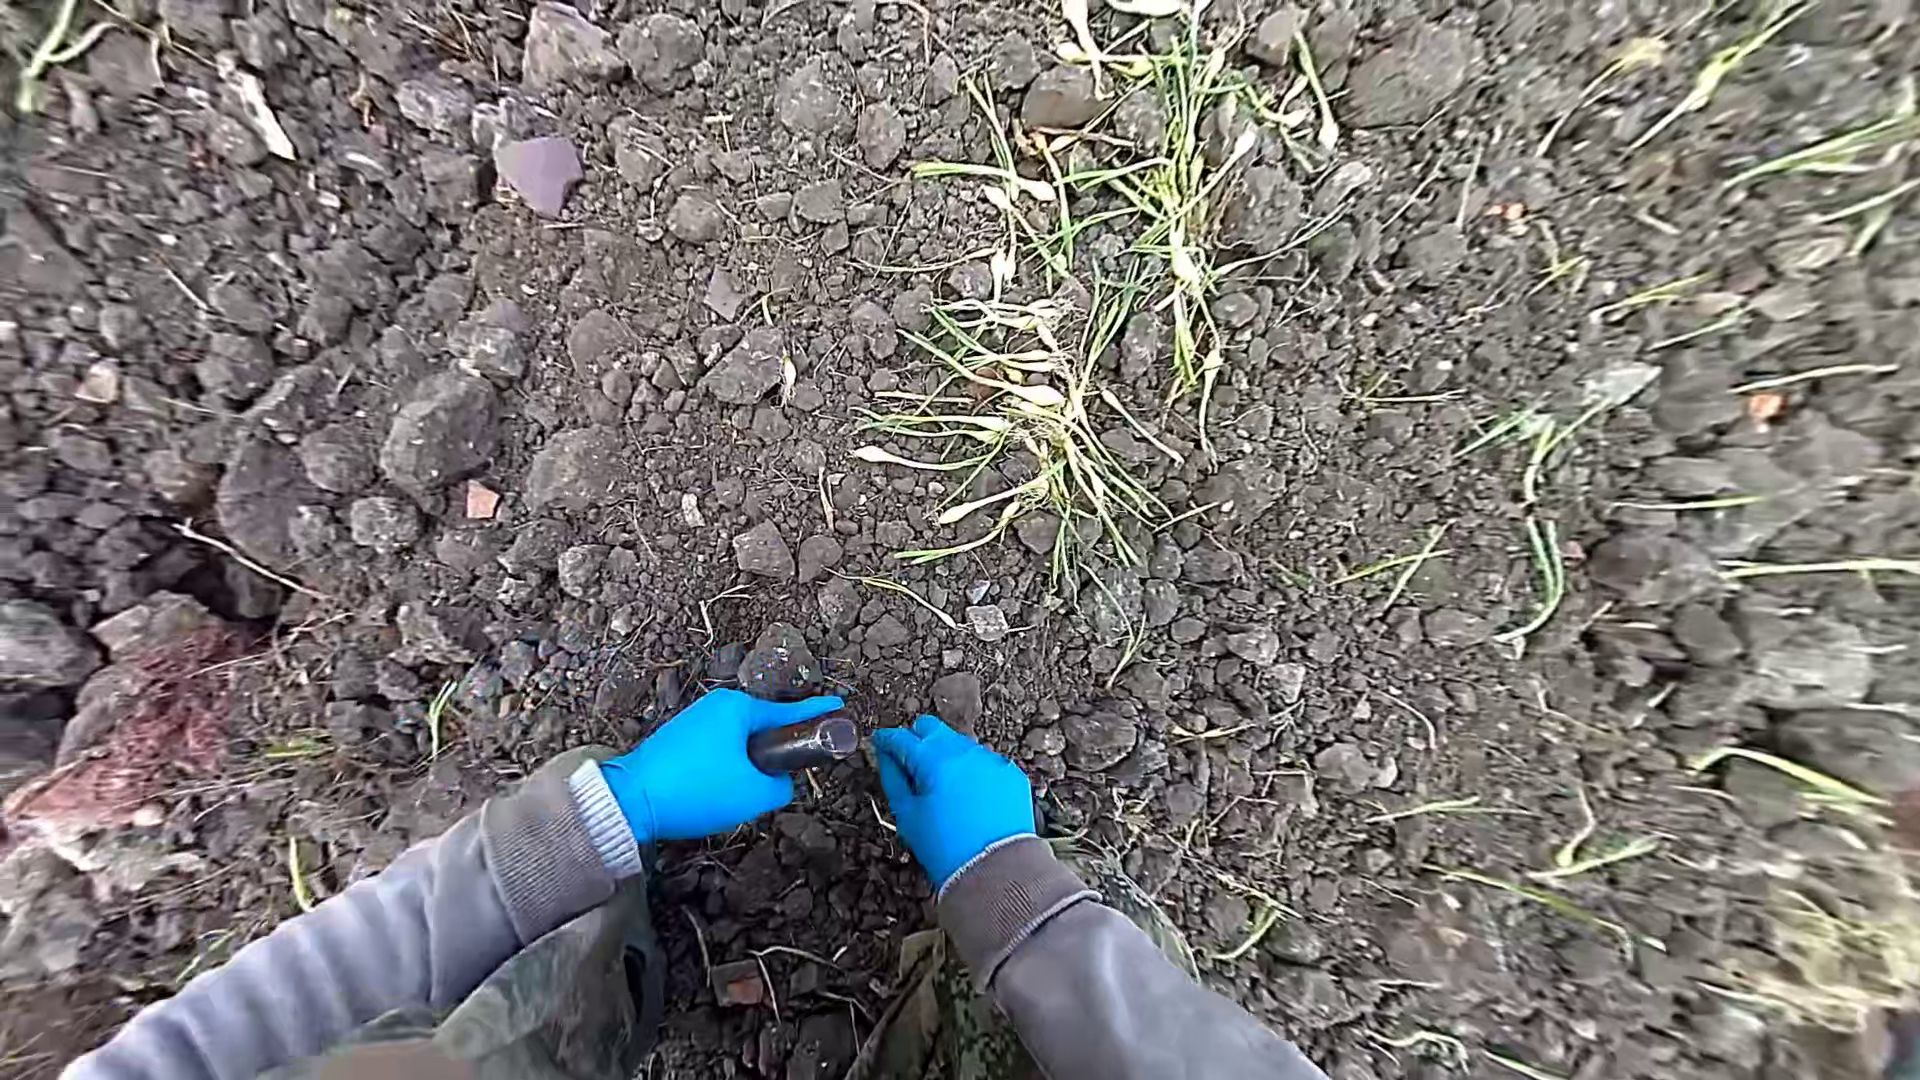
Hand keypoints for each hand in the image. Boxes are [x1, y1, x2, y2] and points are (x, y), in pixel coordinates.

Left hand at [600, 688, 844, 844]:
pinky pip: (719, 748)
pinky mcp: (679, 738)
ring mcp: (696, 720)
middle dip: (775, 751)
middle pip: (764, 728)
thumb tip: (780, 782)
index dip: (819, 712)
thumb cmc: (697, 789)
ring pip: (740, 742)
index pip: (790, 711)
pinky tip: (721, 789)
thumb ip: (781, 786)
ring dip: (749, 763)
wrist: (628, 802)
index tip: (840, 706)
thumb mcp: (753, 794)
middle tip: (784, 773)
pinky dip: (728, 766)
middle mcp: (718, 706)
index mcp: (739, 708)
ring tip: (744, 791)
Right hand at [874, 715, 1033, 888]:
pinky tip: (970, 797)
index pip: (902, 738)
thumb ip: (893, 779)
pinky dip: (973, 771)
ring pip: (959, 743)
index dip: (887, 740)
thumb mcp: (908, 816)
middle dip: (917, 739)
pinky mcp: (1010, 771)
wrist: (996, 872)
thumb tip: (885, 756)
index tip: (880, 743)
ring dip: (947, 756)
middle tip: (910, 763)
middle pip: (931, 727)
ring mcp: (990, 758)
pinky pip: (985, 761)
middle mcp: (964, 750)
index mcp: (934, 759)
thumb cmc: (946, 849)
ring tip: (943, 788)